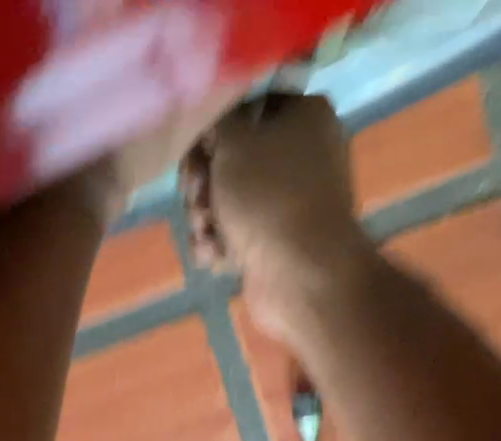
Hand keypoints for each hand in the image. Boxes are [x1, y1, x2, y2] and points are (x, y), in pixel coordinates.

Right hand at [182, 93, 370, 347]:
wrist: (303, 274)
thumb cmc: (269, 196)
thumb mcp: (233, 142)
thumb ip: (217, 121)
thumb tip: (216, 124)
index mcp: (306, 115)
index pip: (248, 106)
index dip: (214, 128)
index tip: (196, 150)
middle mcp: (306, 152)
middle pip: (235, 156)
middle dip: (204, 180)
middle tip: (194, 196)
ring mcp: (294, 200)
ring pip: (232, 197)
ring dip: (206, 215)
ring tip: (204, 232)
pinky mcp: (281, 239)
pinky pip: (241, 230)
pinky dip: (222, 242)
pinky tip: (213, 255)